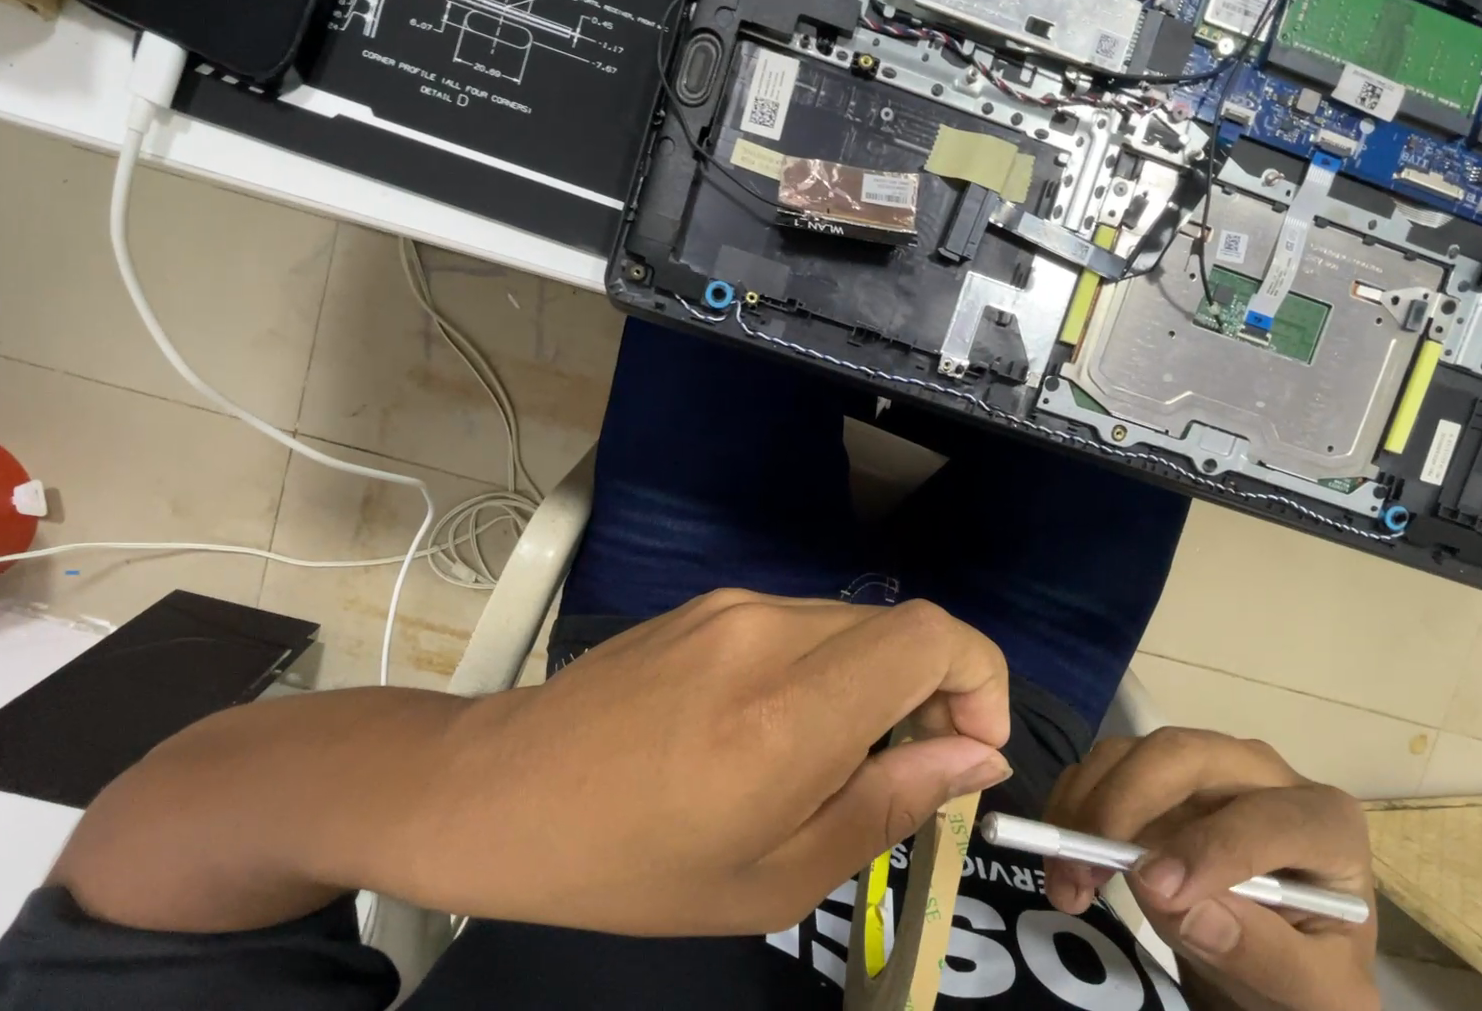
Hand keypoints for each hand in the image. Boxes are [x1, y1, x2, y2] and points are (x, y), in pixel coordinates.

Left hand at [410, 590, 1012, 935]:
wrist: (501, 791)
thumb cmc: (634, 863)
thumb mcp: (774, 878)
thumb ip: (888, 804)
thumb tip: (974, 757)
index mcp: (790, 708)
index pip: (933, 636)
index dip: (980, 680)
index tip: (969, 750)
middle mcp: (768, 630)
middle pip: (900, 628)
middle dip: (933, 694)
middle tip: (903, 772)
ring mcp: (730, 607)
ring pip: (851, 625)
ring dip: (875, 683)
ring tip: (828, 760)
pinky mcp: (704, 604)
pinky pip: (798, 624)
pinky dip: (824, 668)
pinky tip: (772, 727)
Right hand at [1041, 729, 1377, 1010]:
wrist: (1270, 958)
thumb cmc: (1307, 971)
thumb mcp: (1314, 992)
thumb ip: (1260, 953)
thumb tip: (1172, 898)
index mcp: (1323, 823)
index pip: (1269, 818)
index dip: (1212, 848)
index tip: (1153, 890)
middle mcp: (1260, 775)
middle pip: (1184, 755)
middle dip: (1124, 803)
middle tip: (1087, 863)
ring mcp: (1198, 768)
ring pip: (1129, 754)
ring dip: (1084, 808)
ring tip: (1068, 879)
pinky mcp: (1150, 776)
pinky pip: (1097, 769)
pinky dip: (1069, 807)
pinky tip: (1063, 860)